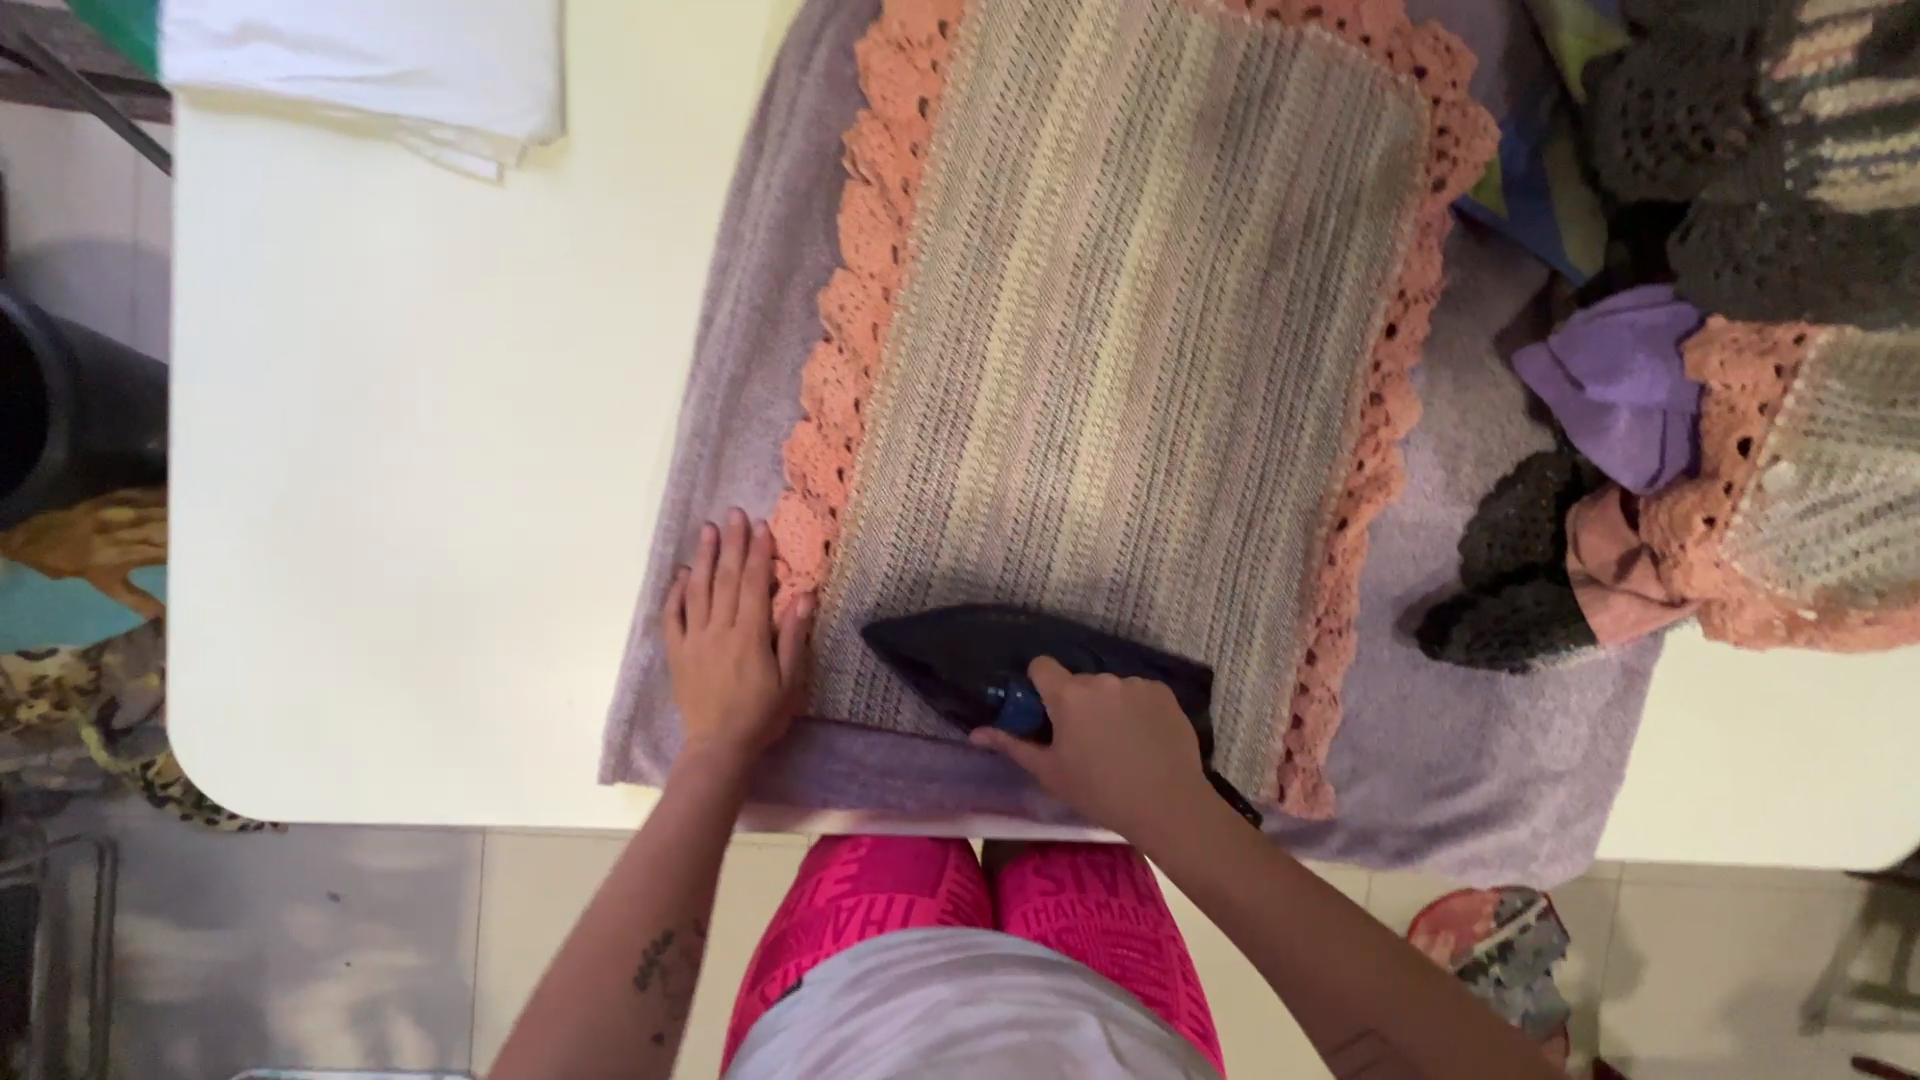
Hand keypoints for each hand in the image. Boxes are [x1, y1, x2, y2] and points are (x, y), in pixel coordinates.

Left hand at [662, 508, 813, 769]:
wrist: (719, 747)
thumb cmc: (762, 714)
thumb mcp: (790, 680)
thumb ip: (794, 636)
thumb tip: (803, 596)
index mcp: (749, 635)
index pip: (753, 584)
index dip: (758, 553)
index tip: (761, 527)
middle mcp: (719, 630)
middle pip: (725, 578)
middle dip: (731, 543)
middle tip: (734, 514)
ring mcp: (694, 640)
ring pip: (697, 590)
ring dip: (703, 557)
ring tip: (708, 530)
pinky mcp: (677, 653)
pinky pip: (672, 616)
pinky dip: (676, 592)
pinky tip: (683, 574)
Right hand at [970, 656, 1216, 839]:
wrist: (1167, 805)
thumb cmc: (1099, 792)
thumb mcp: (1049, 772)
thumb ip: (1012, 745)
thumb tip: (975, 733)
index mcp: (1068, 695)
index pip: (1042, 665)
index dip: (1040, 684)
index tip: (1047, 710)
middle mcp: (1101, 680)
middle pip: (1079, 682)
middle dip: (1077, 703)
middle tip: (1085, 740)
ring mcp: (1135, 683)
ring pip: (1111, 688)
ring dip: (1109, 706)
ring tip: (1120, 743)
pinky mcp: (1163, 692)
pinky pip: (1140, 693)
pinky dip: (1137, 709)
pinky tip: (1145, 739)